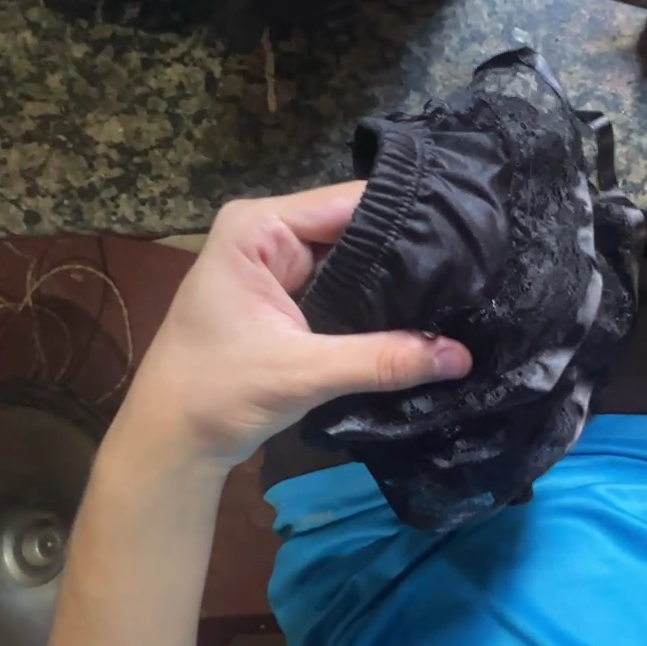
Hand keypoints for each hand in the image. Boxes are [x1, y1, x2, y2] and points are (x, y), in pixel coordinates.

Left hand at [116, 183, 471, 468]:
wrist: (171, 442)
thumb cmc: (215, 394)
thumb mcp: (302, 372)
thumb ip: (383, 360)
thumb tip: (462, 356)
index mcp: (259, 227)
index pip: (350, 203)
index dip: (409, 217)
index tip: (469, 235)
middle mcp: (271, 235)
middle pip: (357, 229)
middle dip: (409, 252)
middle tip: (475, 270)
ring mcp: (281, 269)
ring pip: (355, 264)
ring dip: (397, 283)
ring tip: (460, 292)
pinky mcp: (291, 302)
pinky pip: (346, 292)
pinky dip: (377, 307)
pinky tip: (422, 318)